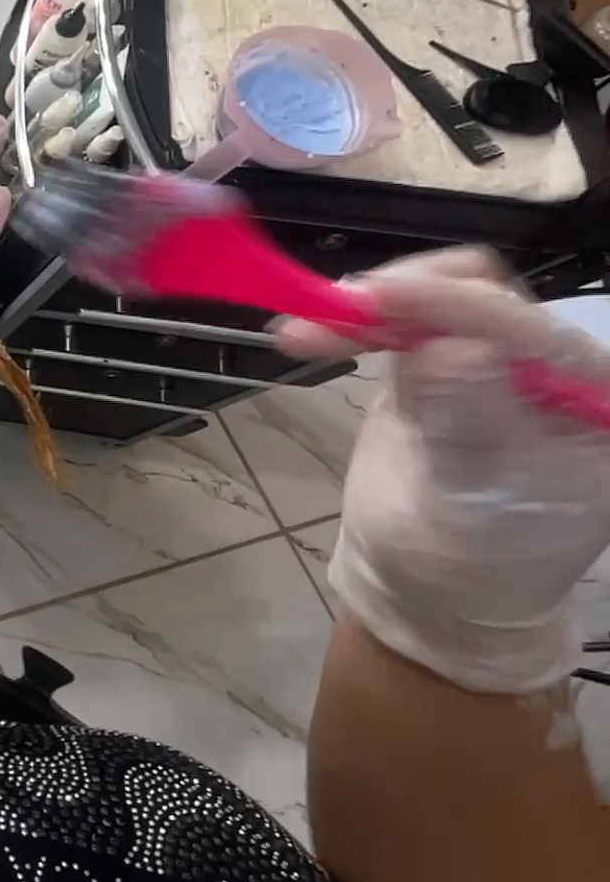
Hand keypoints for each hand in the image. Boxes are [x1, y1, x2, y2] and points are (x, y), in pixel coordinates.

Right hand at [276, 248, 609, 692]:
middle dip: (403, 294)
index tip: (373, 295)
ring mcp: (479, 371)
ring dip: (363, 307)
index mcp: (588, 398)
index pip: (522, 329)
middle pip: (479, 298)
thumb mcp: (480, 498)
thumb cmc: (474, 557)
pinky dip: (345, 326)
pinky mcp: (424, 377)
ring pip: (429, 305)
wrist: (427, 586)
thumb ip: (471, 421)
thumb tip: (449, 349)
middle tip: (329, 309)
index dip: (450, 305)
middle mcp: (543, 373)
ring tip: (301, 326)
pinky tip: (304, 336)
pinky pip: (391, 332)